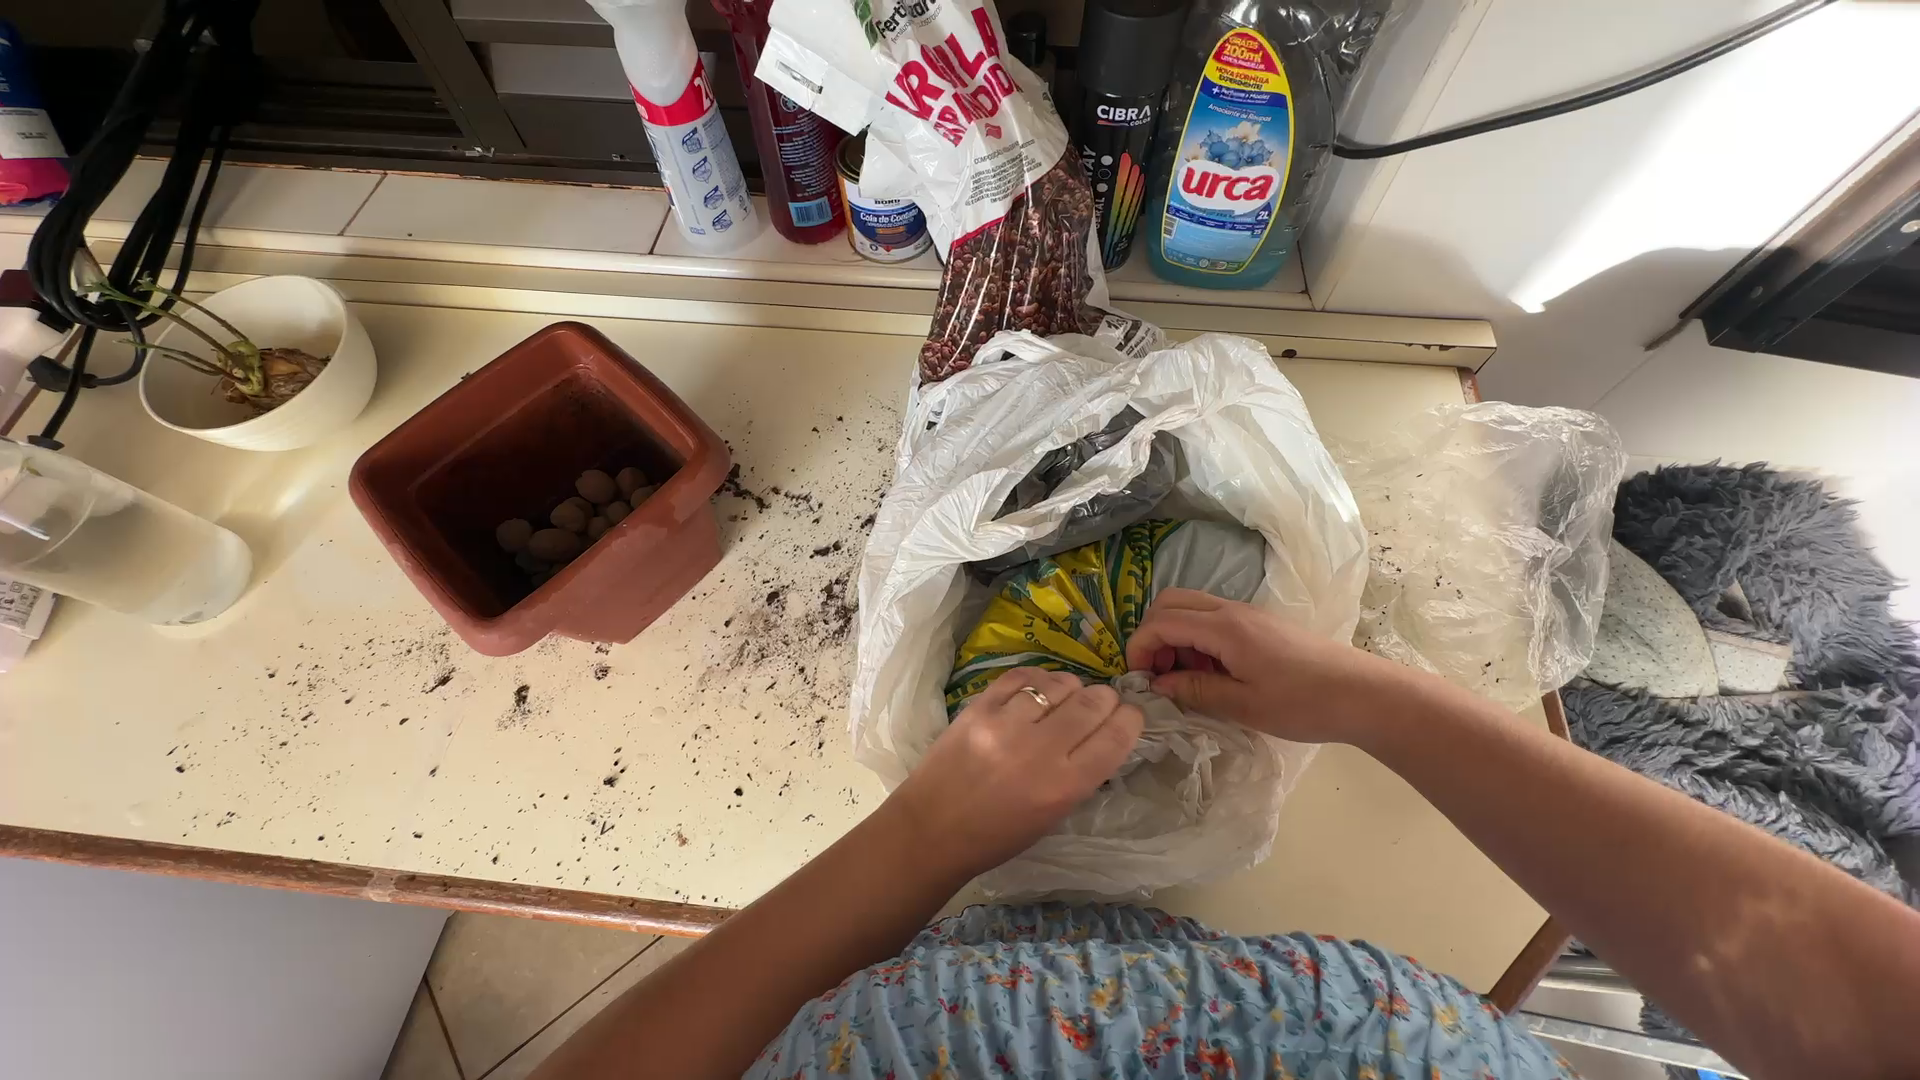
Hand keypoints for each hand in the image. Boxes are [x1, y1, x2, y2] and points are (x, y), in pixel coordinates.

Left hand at [886, 667, 1143, 878]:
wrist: (931, 829)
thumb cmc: (996, 836)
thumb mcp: (1053, 815)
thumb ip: (1080, 774)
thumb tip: (1103, 734)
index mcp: (1063, 786)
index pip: (1116, 736)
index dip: (1130, 720)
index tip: (1128, 717)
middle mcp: (1040, 750)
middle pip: (1092, 703)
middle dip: (1106, 700)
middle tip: (1101, 704)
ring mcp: (1006, 723)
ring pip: (1060, 683)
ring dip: (1072, 688)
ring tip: (1067, 698)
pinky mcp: (979, 706)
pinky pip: (1022, 676)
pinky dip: (1038, 678)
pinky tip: (1039, 688)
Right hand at [1123, 587, 1404, 743]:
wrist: (1364, 695)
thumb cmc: (1303, 703)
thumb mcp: (1243, 705)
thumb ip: (1195, 690)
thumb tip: (1158, 684)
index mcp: (1224, 628)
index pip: (1161, 621)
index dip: (1139, 647)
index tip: (1140, 679)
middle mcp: (1231, 610)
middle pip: (1171, 602)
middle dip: (1152, 634)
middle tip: (1158, 673)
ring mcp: (1247, 614)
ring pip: (1191, 608)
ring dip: (1175, 637)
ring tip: (1186, 678)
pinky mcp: (1259, 625)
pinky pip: (1212, 619)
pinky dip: (1196, 639)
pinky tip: (1212, 673)